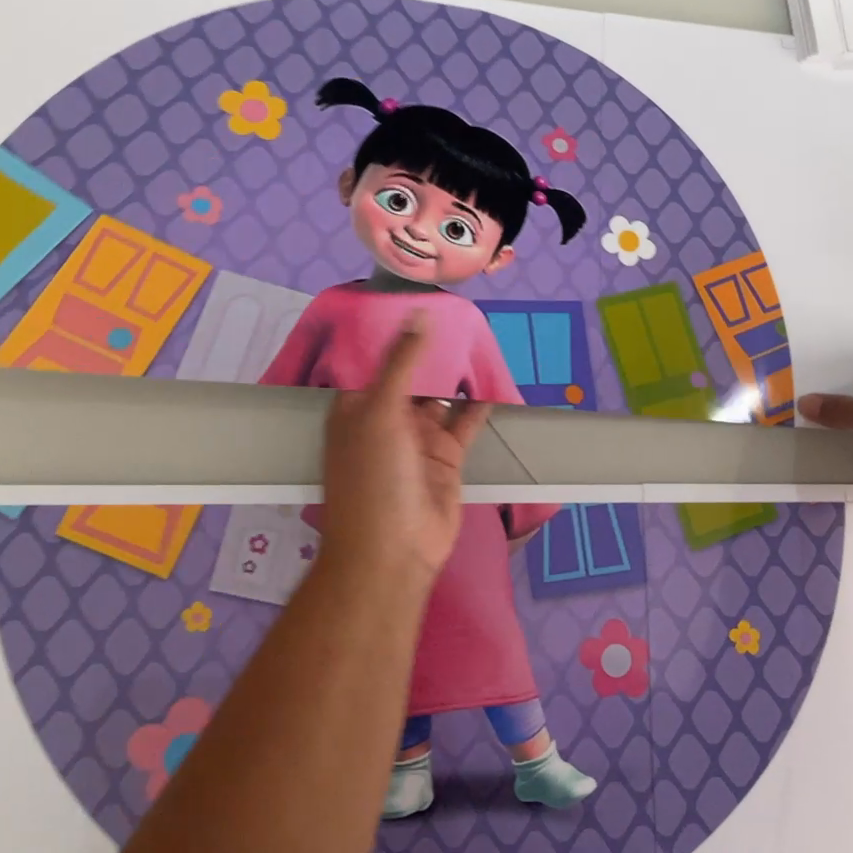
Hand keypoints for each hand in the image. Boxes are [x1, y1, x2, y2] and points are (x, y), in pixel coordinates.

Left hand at [318, 315, 492, 584]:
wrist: (394, 551)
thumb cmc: (374, 477)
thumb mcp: (379, 411)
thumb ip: (400, 363)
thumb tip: (416, 315)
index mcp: (356, 407)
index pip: (374, 361)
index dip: (394, 335)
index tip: (418, 301)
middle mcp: (385, 419)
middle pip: (410, 377)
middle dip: (430, 352)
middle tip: (460, 314)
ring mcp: (417, 439)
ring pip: (440, 398)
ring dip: (457, 376)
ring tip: (481, 340)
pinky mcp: (446, 458)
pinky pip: (465, 423)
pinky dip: (480, 405)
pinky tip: (496, 382)